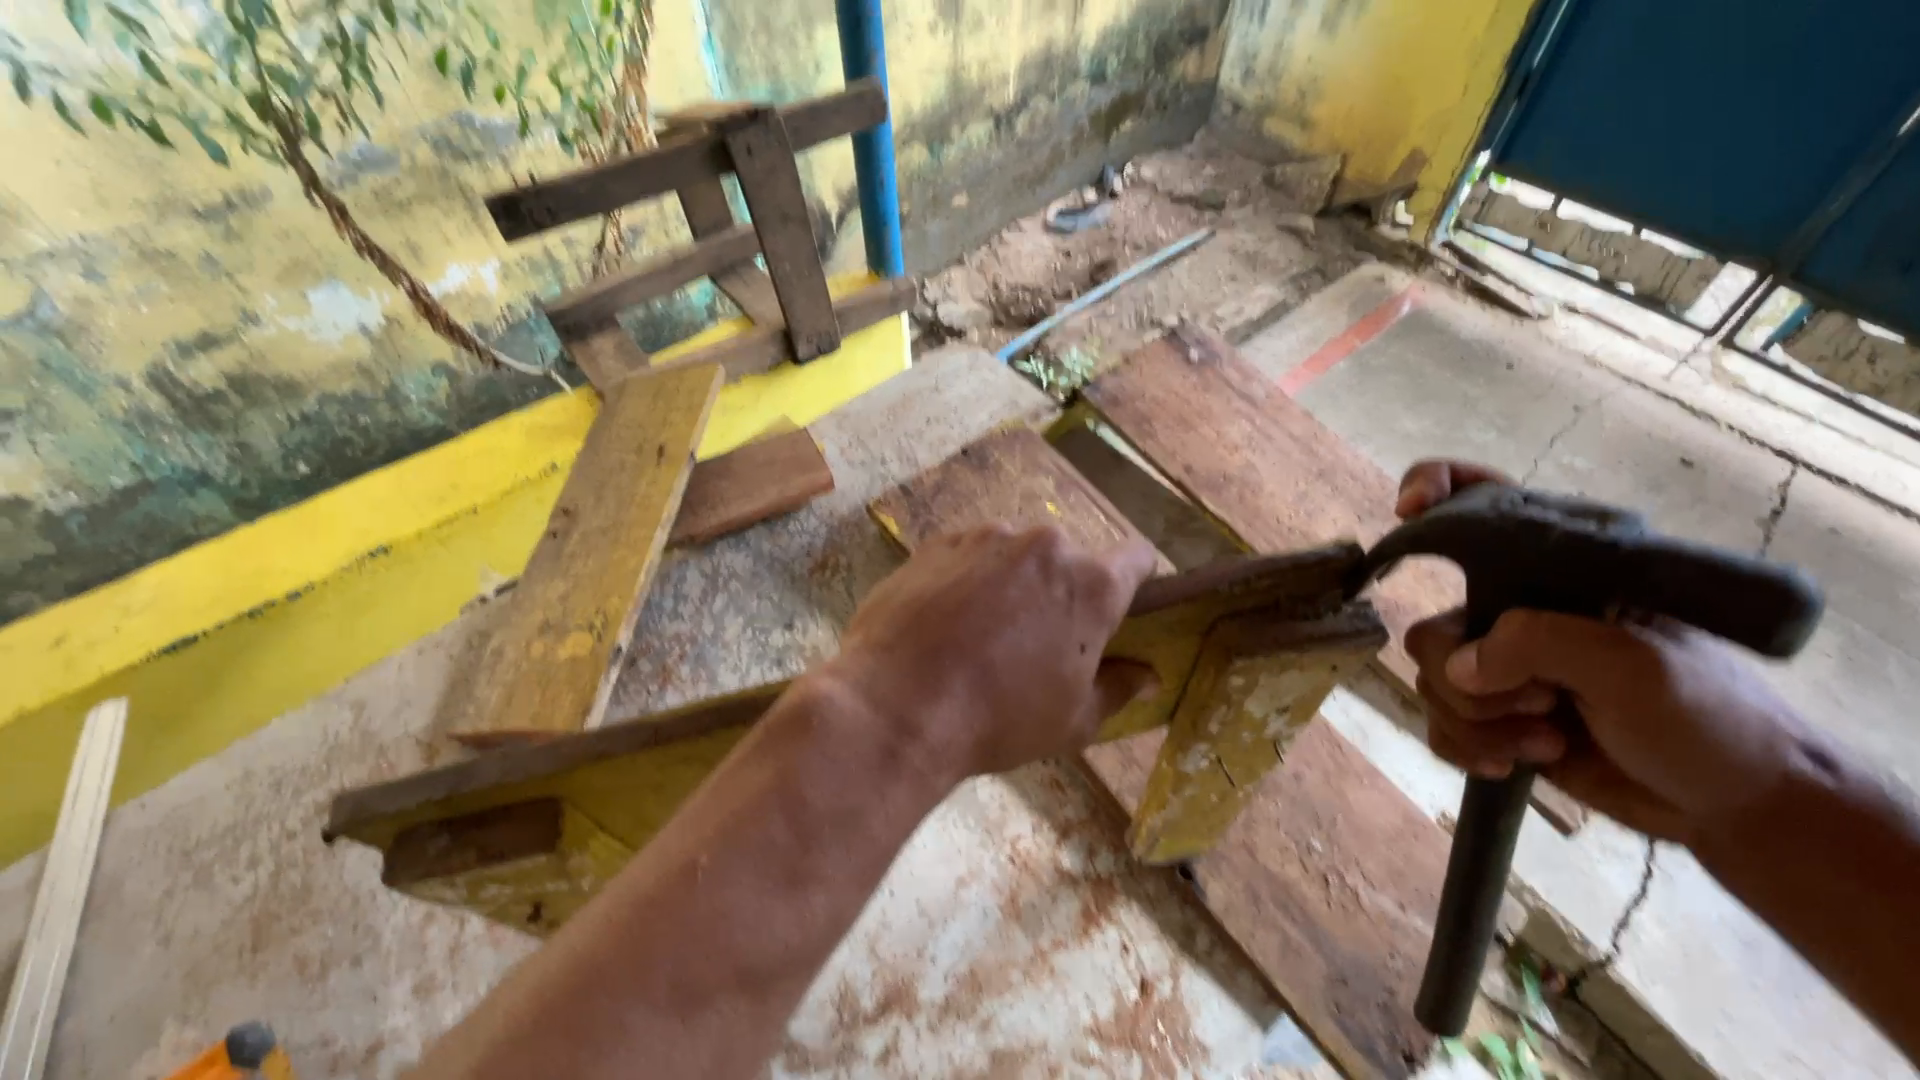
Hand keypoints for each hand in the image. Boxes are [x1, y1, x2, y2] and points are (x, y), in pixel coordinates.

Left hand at [821, 525, 1161, 779]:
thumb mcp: (1072, 721)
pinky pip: (969, 555)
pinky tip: (944, 622)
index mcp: (1090, 584)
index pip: (1136, 558)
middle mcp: (1045, 545)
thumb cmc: (998, 720)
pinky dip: (967, 579)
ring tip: (981, 633)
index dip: (1134, 580)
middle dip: (1061, 590)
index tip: (1120, 606)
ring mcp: (987, 537)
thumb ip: (1117, 689)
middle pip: (1068, 559)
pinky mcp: (937, 542)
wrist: (896, 705)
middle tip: (1036, 639)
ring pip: (1016, 554)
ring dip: (1012, 582)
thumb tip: (1148, 675)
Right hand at [1395, 460, 1815, 842]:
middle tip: (1544, 701)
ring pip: (1432, 686)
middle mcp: (1518, 616)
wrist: (1739, 806)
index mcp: (1555, 577)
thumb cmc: (1708, 715)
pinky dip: (1466, 748)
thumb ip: (1538, 644)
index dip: (1436, 490)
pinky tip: (1513, 764)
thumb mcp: (1633, 664)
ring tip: (1548, 740)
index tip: (1408, 515)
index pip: (1485, 503)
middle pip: (1432, 634)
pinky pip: (1438, 727)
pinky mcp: (1497, 722)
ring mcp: (1504, 672)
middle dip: (1470, 683)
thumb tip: (1460, 666)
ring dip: (1481, 724)